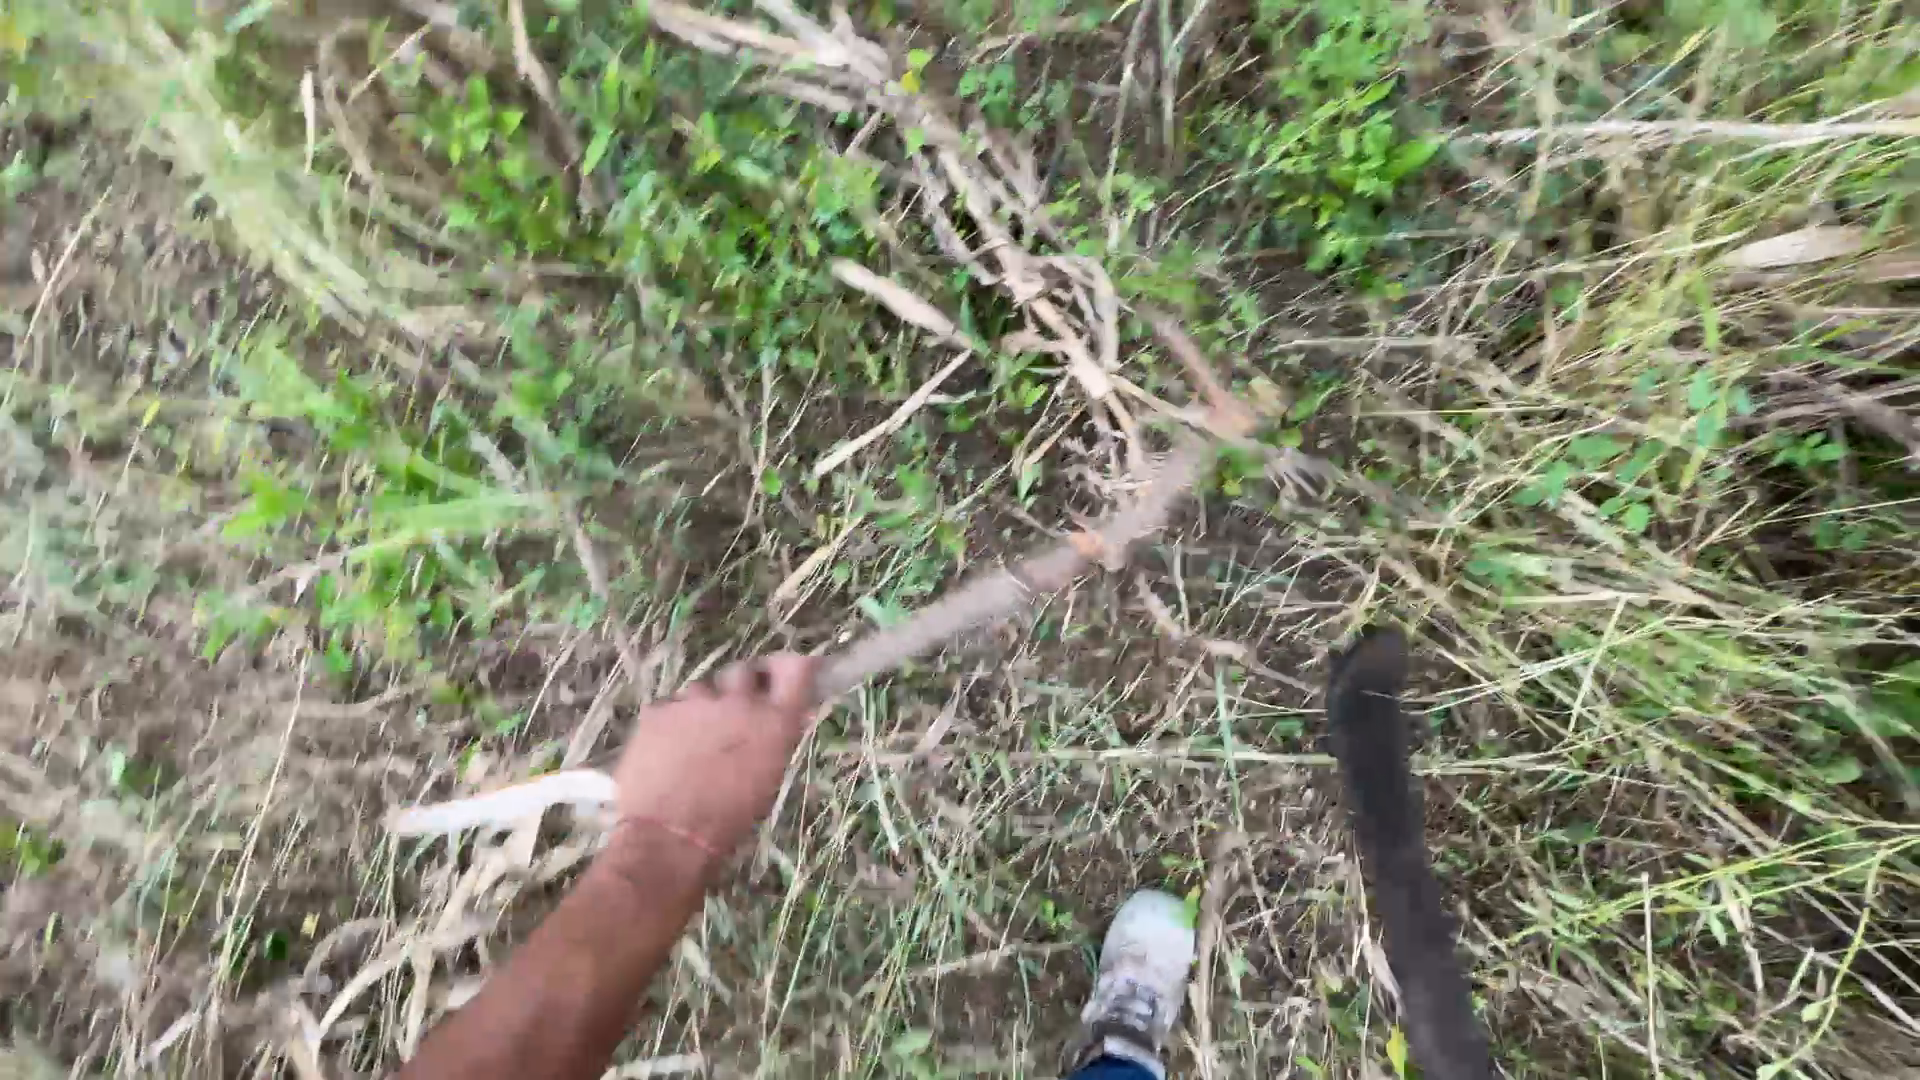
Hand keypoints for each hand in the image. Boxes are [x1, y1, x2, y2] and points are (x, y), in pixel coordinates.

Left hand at [608, 654, 816, 861]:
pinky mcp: (660, 710)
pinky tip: (666, 749)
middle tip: (732, 710)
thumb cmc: (730, 817)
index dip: (790, 667)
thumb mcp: (769, 775)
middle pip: (745, 670)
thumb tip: (782, 717)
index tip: (782, 674)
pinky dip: (671, 722)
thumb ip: (776, 736)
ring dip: (702, 706)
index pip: (796, 669)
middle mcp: (741, 701)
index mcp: (776, 720)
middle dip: (740, 686)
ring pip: (702, 689)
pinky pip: (670, 706)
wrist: (669, 837)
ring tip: (692, 739)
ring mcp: (697, 701)